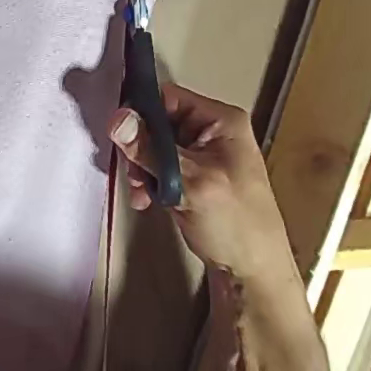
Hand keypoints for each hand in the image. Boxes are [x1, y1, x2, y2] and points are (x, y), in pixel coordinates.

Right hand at [109, 82, 288, 277]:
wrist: (252, 272)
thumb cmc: (233, 224)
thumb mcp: (189, 182)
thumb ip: (150, 150)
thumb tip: (117, 118)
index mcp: (221, 120)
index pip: (167, 98)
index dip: (141, 113)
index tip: (121, 137)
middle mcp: (210, 130)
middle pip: (156, 122)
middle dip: (139, 148)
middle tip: (134, 174)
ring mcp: (200, 153)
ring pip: (152, 145)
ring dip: (141, 168)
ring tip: (142, 192)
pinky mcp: (190, 175)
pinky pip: (157, 165)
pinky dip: (148, 181)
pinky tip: (146, 200)